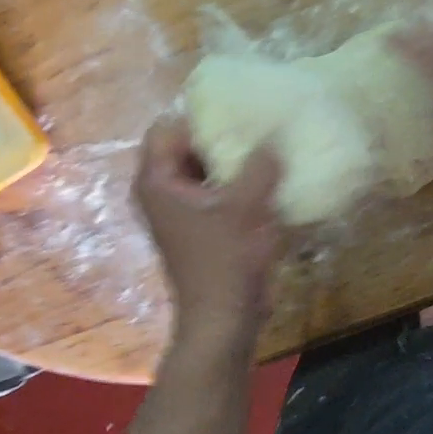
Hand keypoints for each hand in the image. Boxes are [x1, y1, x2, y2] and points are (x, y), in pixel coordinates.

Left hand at [136, 120, 283, 342]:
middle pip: (189, 149)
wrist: (225, 319)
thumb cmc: (225, 261)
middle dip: (223, 139)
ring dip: (236, 165)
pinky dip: (242, 189)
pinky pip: (222, 197)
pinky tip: (272, 183)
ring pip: (209, 174)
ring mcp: (185, 214)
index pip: (169, 129)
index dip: (201, 118)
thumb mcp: (245, 207)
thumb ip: (259, 167)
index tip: (239, 114)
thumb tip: (275, 138)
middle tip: (260, 127)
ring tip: (270, 151)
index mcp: (157, 181)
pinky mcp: (206, 232)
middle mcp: (164, 194)